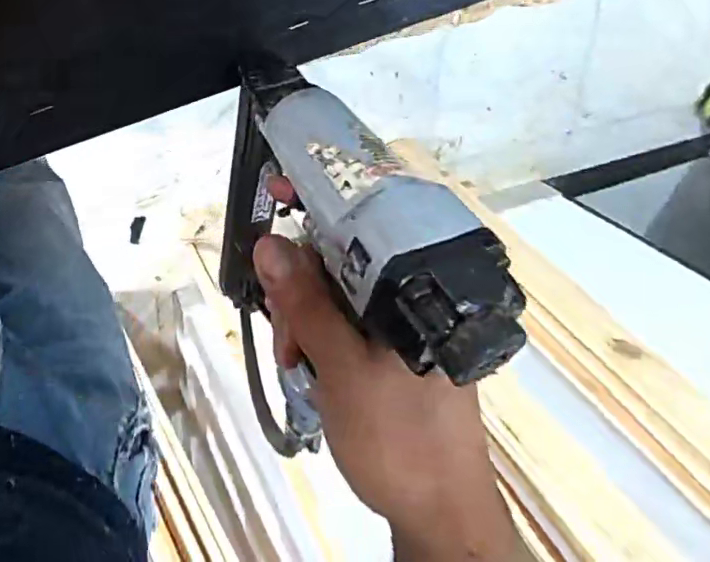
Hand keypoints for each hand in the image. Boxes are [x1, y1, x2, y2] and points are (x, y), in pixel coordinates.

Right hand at [254, 230, 519, 560]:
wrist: (441, 521)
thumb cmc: (399, 441)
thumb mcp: (342, 369)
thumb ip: (305, 304)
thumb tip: (268, 243)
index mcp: (414, 290)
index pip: (363, 225)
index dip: (317, 202)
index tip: (276, 188)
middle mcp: (412, 297)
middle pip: (339, 259)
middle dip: (298, 285)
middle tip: (284, 332)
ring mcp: (402, 324)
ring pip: (335, 291)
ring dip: (303, 316)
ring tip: (296, 362)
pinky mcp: (392, 349)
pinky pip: (344, 320)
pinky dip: (318, 335)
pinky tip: (308, 366)